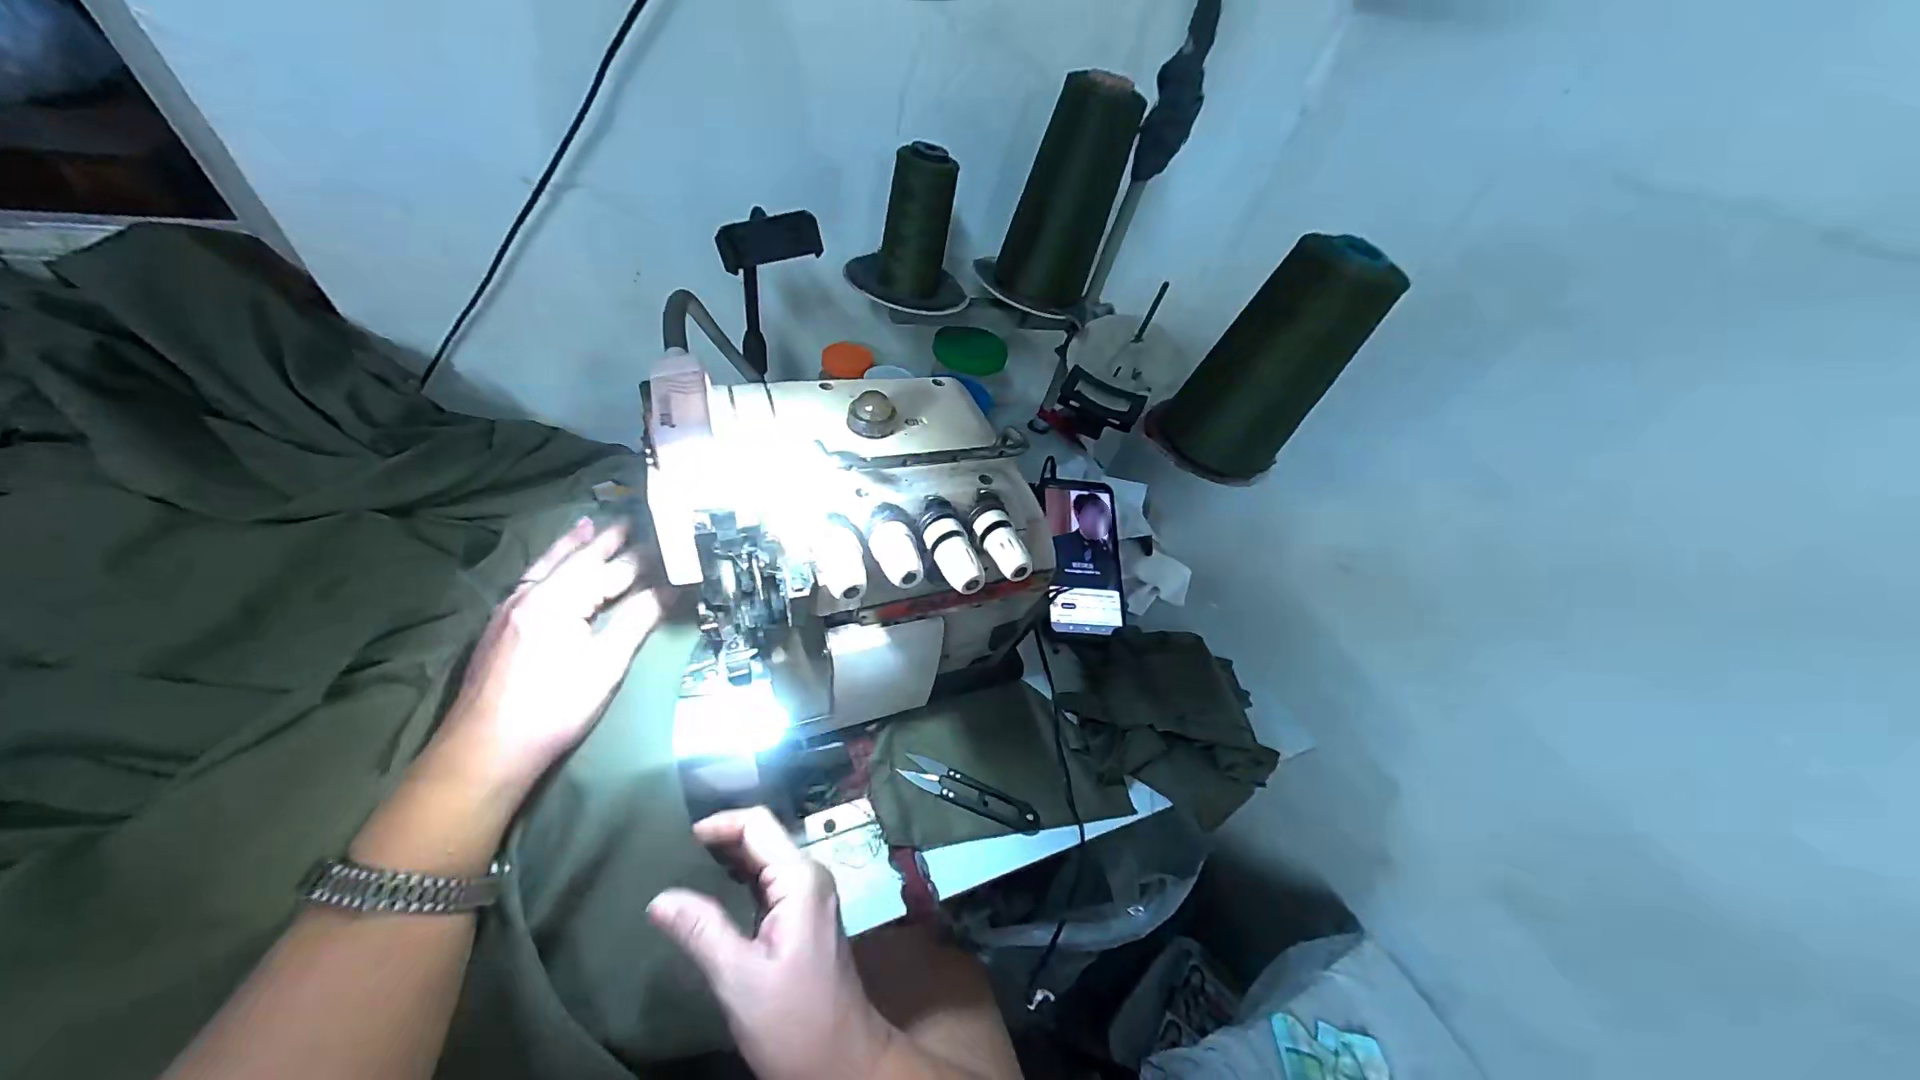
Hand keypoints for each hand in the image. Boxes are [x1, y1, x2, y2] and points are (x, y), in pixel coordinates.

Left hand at [432, 517, 665, 795]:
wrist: (485, 750)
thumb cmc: (554, 707)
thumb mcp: (606, 665)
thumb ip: (637, 620)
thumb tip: (671, 589)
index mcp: (558, 600)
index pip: (610, 571)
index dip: (643, 559)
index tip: (669, 544)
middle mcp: (530, 595)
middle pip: (577, 560)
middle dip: (607, 540)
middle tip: (633, 520)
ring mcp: (509, 609)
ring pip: (547, 565)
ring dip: (572, 545)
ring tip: (587, 524)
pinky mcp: (499, 626)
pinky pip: (530, 579)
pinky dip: (548, 564)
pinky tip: (549, 567)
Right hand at [648, 809, 895, 1079]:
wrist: (841, 1060)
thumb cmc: (793, 1021)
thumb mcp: (738, 977)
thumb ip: (701, 930)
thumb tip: (658, 896)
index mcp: (800, 878)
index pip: (757, 824)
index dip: (717, 824)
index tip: (675, 839)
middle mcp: (809, 875)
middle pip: (761, 837)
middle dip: (717, 840)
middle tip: (668, 854)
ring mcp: (809, 894)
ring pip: (763, 859)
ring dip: (725, 860)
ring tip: (678, 870)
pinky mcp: (803, 914)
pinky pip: (767, 882)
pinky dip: (737, 880)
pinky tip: (707, 894)